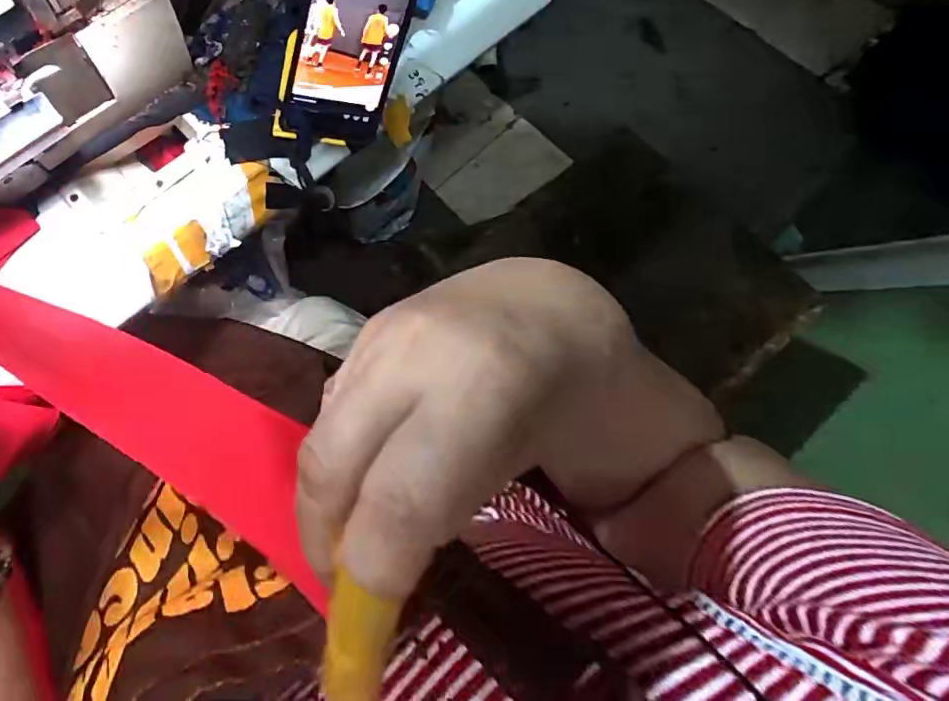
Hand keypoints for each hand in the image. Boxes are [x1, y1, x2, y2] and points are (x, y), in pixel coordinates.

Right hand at [297, 258, 718, 603]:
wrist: (546, 298)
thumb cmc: (607, 389)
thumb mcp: (629, 462)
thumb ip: (591, 534)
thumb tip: (547, 622)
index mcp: (488, 385)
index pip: (405, 499)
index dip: (376, 581)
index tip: (366, 650)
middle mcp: (411, 356)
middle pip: (336, 465)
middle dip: (326, 544)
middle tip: (346, 603)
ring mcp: (376, 341)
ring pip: (320, 437)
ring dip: (320, 508)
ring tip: (345, 555)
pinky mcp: (358, 339)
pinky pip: (327, 413)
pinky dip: (331, 467)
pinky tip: (356, 493)